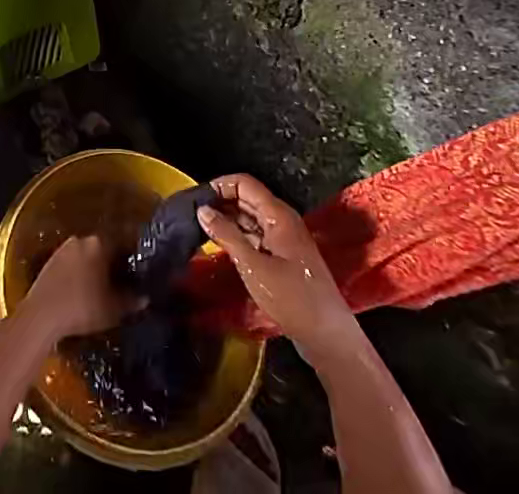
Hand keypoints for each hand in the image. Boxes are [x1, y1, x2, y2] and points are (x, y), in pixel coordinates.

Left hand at [21, 235, 136, 339]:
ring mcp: (61, 250)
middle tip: (114, 285)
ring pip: (83, 258)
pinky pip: (68, 267)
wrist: (42, 316)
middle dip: (107, 266)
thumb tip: (145, 298)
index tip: (131, 278)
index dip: (127, 264)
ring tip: (95, 292)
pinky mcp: (47, 263)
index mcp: (100, 244)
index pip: (120, 248)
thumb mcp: (113, 309)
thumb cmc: (83, 307)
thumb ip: (131, 302)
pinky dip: (74, 277)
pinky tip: (77, 294)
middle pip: (100, 251)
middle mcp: (81, 240)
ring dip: (89, 271)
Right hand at [198, 174, 356, 350]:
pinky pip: (255, 236)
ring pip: (250, 218)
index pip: (245, 184)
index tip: (196, 199)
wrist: (326, 334)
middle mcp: (282, 220)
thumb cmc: (291, 298)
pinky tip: (219, 245)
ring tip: (199, 228)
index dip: (220, 186)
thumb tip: (202, 209)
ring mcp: (283, 238)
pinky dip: (237, 236)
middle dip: (221, 202)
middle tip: (192, 213)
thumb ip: (227, 235)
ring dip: (227, 220)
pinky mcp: (282, 256)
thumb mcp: (253, 266)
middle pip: (248, 198)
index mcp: (278, 215)